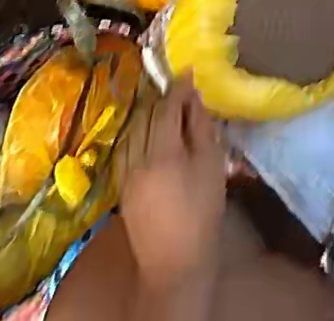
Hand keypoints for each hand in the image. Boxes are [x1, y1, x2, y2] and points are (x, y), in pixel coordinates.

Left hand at [119, 76, 227, 291]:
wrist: (176, 263)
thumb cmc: (203, 211)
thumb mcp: (211, 164)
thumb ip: (200, 127)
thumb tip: (195, 97)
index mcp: (161, 154)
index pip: (166, 109)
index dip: (178, 88)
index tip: (189, 70)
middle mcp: (136, 160)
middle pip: (145, 117)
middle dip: (162, 98)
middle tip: (180, 85)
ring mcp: (125, 175)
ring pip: (133, 132)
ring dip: (149, 115)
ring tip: (168, 105)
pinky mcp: (122, 188)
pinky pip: (129, 148)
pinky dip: (141, 133)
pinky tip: (154, 133)